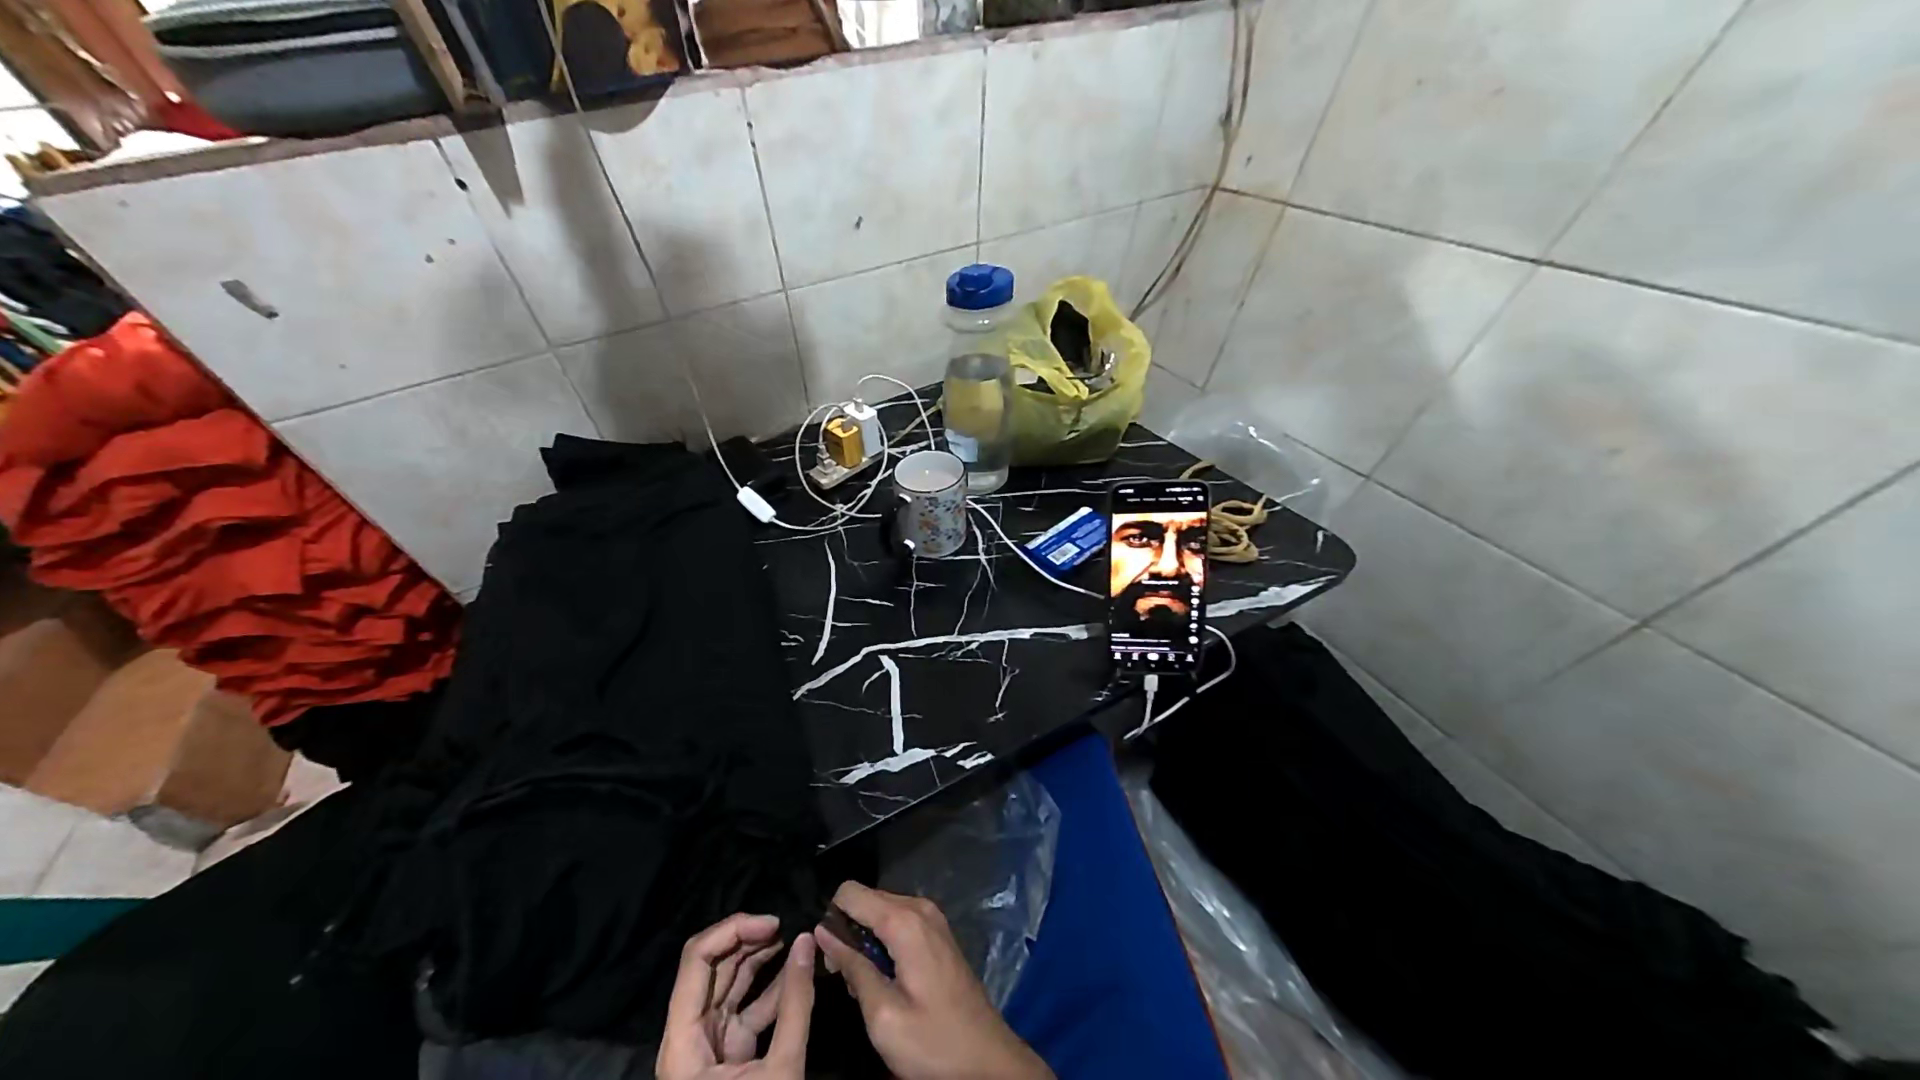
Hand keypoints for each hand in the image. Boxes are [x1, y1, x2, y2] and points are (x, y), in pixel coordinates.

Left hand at [656, 913, 815, 1079]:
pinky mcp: (728, 1053)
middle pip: (712, 967)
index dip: (732, 930)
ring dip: (761, 959)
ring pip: (729, 984)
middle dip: (749, 940)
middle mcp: (688, 1036)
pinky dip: (772, 988)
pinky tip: (797, 972)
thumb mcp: (781, 1071)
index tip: (772, 922)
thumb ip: (796, 1003)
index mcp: (683, 1041)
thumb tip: (807, 942)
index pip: (696, 960)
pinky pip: (747, 1007)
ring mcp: (708, 1045)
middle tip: (787, 924)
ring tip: (794, 939)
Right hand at [815, 882, 1052, 1079]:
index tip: (832, 959)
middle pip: (865, 901)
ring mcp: (932, 919)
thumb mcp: (883, 1014)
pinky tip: (888, 981)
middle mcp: (920, 907)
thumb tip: (823, 932)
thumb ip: (853, 967)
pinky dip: (884, 945)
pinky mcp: (938, 933)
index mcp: (905, 921)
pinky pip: (898, 923)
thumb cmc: (934, 1041)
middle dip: (848, 933)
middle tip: (848, 979)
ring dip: (865, 942)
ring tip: (869, 986)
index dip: (832, 920)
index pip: (850, 892)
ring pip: (880, 912)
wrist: (987, 1059)